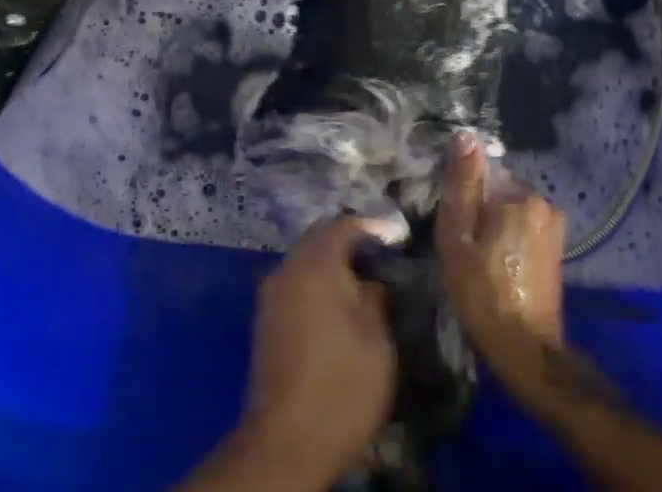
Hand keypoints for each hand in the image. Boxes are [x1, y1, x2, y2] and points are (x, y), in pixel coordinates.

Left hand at [244, 216, 397, 484]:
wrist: (288, 435)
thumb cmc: (343, 384)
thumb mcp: (376, 341)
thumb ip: (374, 299)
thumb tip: (370, 282)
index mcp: (313, 267)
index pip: (339, 226)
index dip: (369, 225)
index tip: (396, 234)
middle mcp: (284, 272)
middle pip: (315, 241)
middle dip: (346, 242)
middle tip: (380, 254)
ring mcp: (269, 297)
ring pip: (302, 265)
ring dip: (329, 267)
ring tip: (364, 281)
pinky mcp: (265, 321)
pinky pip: (294, 288)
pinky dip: (316, 287)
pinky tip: (338, 306)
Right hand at [434, 132, 565, 359]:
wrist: (523, 345)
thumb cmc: (481, 289)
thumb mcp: (457, 234)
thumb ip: (461, 184)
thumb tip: (465, 136)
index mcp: (521, 196)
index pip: (481, 169)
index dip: (460, 192)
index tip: (449, 219)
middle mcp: (544, 203)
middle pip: (496, 187)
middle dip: (476, 205)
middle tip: (458, 239)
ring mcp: (554, 226)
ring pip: (506, 207)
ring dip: (488, 221)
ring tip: (471, 252)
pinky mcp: (554, 246)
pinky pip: (519, 224)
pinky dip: (502, 234)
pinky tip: (490, 260)